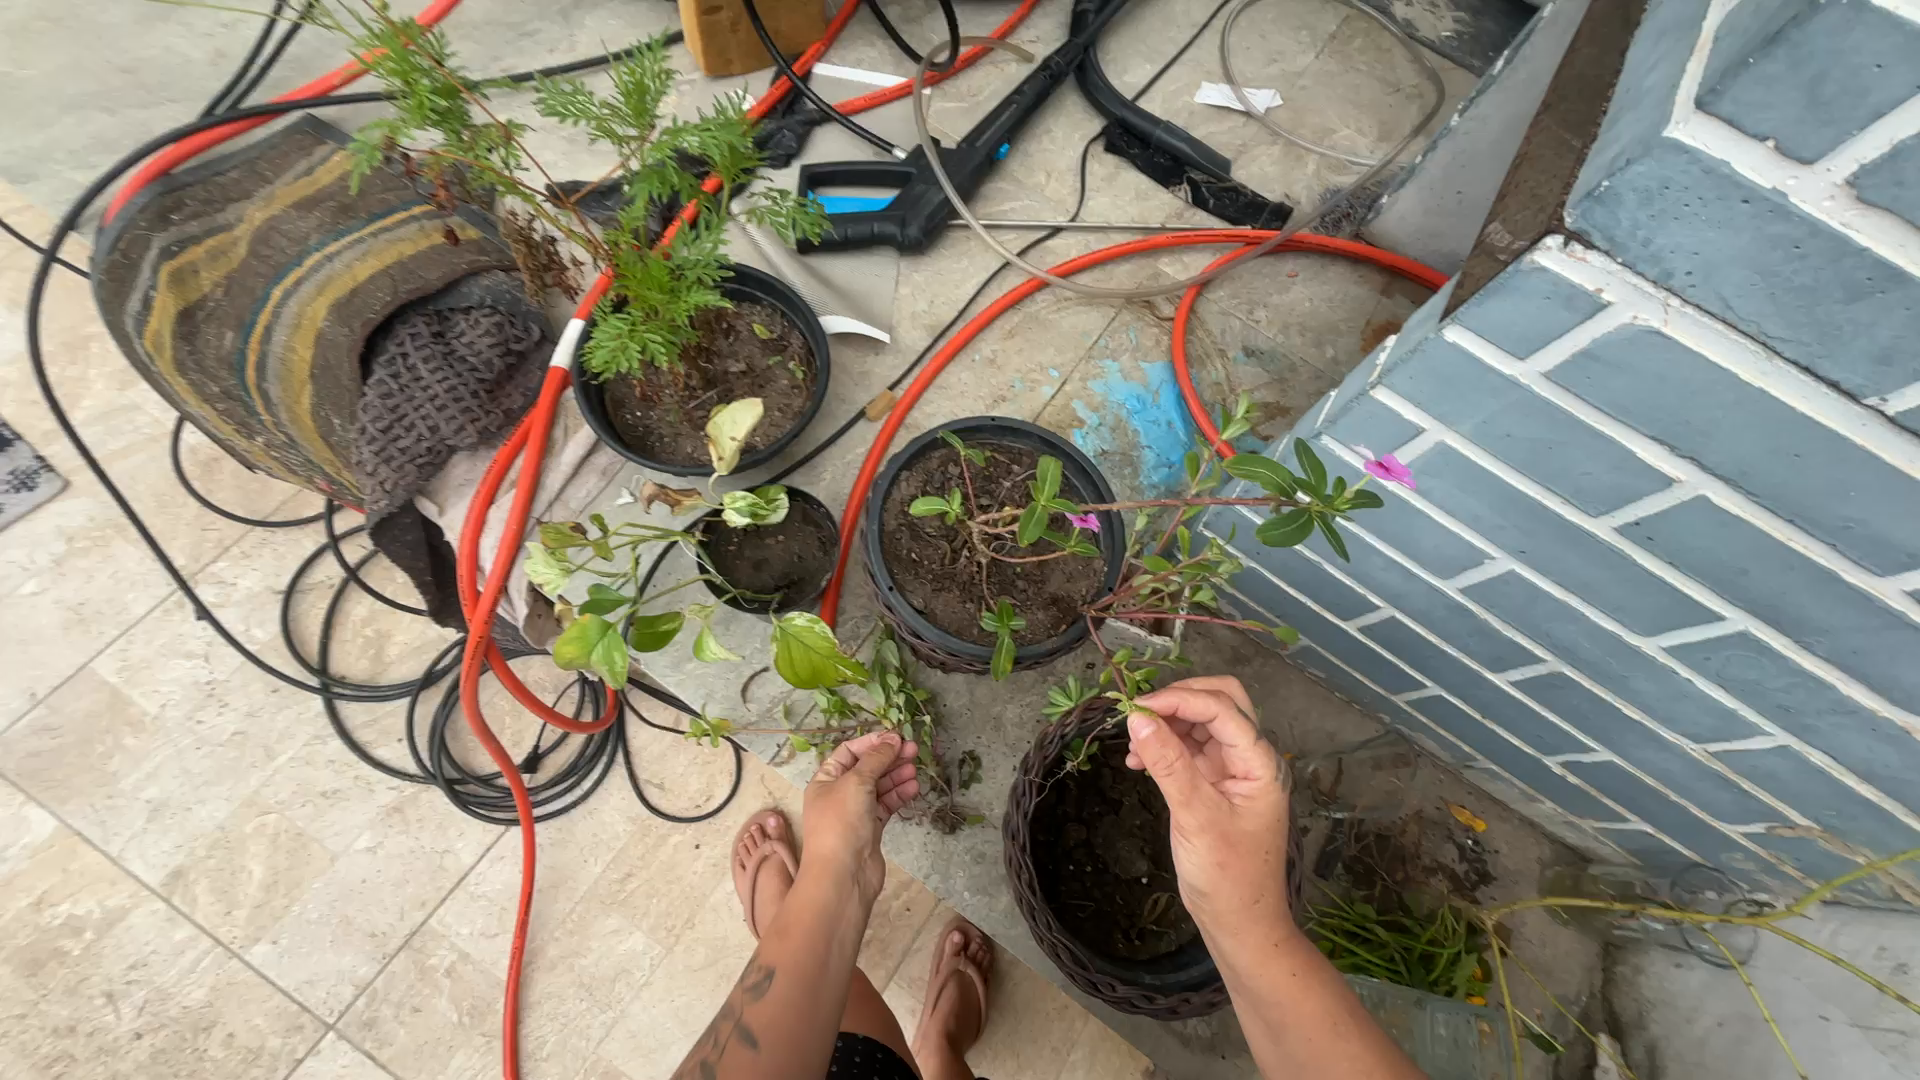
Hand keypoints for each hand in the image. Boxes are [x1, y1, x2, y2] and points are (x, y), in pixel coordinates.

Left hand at [802, 730, 919, 906]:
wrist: (842, 877)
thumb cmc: (841, 823)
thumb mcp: (856, 782)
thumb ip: (876, 758)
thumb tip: (892, 737)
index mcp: (826, 779)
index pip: (849, 751)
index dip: (872, 742)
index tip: (896, 737)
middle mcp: (839, 794)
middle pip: (866, 768)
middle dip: (889, 758)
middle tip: (914, 750)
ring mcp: (855, 813)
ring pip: (879, 787)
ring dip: (896, 775)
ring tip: (915, 768)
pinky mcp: (871, 829)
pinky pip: (886, 805)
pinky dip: (899, 795)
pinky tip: (913, 787)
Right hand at [1125, 676, 1291, 934]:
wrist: (1238, 924)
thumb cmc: (1227, 875)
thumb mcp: (1195, 817)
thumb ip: (1167, 763)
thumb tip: (1136, 718)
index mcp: (1259, 762)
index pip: (1222, 708)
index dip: (1179, 699)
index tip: (1137, 708)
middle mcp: (1247, 758)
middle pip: (1220, 701)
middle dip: (1179, 698)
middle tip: (1140, 713)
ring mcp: (1229, 769)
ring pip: (1200, 720)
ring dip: (1167, 721)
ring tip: (1133, 741)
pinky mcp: (1211, 782)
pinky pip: (1186, 746)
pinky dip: (1162, 744)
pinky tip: (1137, 760)